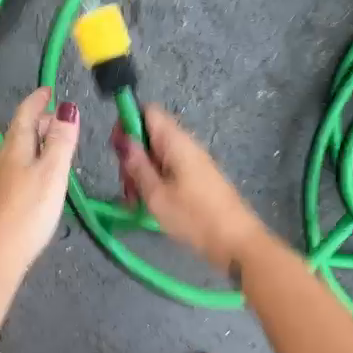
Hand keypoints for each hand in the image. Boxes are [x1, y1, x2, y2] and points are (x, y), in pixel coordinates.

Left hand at [0, 87, 80, 269]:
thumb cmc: (26, 211)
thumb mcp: (51, 172)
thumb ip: (61, 141)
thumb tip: (66, 107)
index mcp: (15, 146)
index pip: (26, 113)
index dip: (38, 99)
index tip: (49, 89)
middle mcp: (3, 158)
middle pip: (21, 130)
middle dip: (40, 119)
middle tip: (60, 116)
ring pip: (19, 149)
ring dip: (36, 140)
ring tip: (55, 143)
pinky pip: (17, 167)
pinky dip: (32, 159)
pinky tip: (41, 174)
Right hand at [113, 105, 271, 276]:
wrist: (236, 241)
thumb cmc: (193, 217)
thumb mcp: (156, 194)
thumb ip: (137, 165)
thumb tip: (124, 139)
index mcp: (175, 141)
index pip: (147, 111)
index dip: (127, 123)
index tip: (116, 150)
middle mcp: (185, 145)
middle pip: (149, 135)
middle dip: (132, 156)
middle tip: (126, 185)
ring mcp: (192, 161)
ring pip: (157, 156)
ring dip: (141, 174)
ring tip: (136, 202)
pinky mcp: (197, 178)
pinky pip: (169, 170)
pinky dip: (155, 183)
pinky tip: (150, 206)